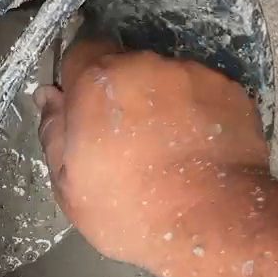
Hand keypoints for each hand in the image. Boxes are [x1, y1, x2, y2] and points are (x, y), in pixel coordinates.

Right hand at [36, 42, 268, 267]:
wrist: (213, 223)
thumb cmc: (131, 212)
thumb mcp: (70, 187)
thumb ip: (53, 134)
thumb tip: (47, 98)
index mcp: (98, 82)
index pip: (81, 53)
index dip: (80, 82)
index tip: (85, 115)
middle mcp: (146, 65)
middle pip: (126, 67)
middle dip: (122, 98)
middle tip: (127, 147)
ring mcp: (193, 75)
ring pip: (166, 82)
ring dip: (161, 107)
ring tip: (167, 155)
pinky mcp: (230, 92)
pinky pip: (202, 96)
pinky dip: (196, 117)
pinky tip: (196, 154)